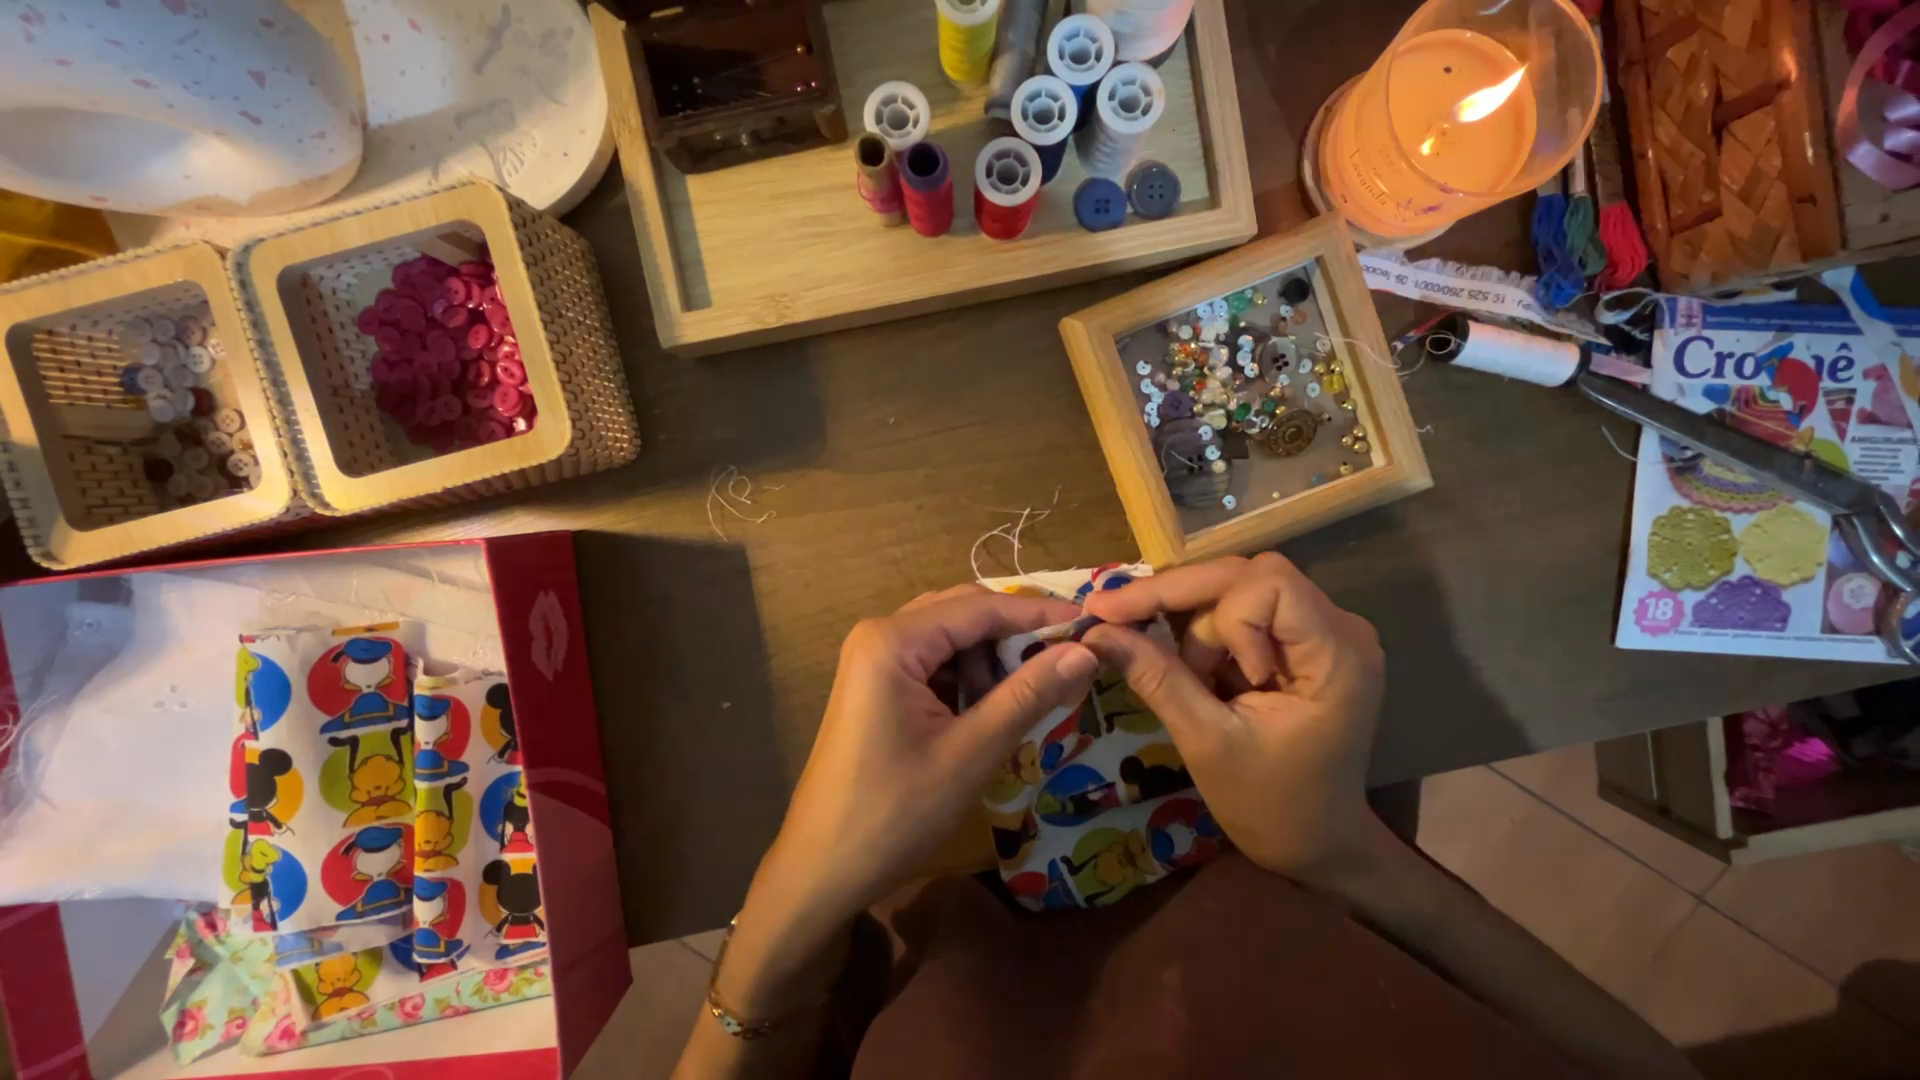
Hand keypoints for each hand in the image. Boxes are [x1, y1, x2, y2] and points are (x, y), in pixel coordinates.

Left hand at [718, 586, 1096, 1015]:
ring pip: (951, 640)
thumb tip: (1086, 651)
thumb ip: (1028, 696)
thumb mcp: (970, 753)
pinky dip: (969, 680)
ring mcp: (873, 660)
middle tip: (1071, 661)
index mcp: (893, 641)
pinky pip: (934, 664)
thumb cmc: (894, 814)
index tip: (1094, 625)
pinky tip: (993, 710)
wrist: (821, 869)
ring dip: (993, 661)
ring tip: (1032, 696)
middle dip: (1016, 636)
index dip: (1040, 614)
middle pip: (964, 614)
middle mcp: (879, 635)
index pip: (981, 608)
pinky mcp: (876, 686)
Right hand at [1081, 553, 1385, 885]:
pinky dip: (1206, 632)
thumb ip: (1156, 678)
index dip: (1219, 613)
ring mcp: (1323, 632)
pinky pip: (1244, 609)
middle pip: (1246, 575)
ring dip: (1196, 626)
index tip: (1201, 672)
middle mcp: (1339, 628)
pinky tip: (1189, 665)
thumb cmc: (1270, 805)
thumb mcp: (1206, 742)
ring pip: (1237, 587)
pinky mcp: (1303, 641)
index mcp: (1336, 656)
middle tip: (1114, 619)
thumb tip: (1096, 631)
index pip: (1269, 583)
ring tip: (1188, 679)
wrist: (1315, 843)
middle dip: (1180, 599)